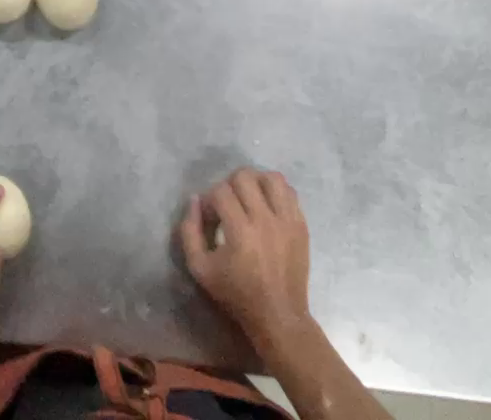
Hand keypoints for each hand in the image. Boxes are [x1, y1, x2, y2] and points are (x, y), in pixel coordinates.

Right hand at [178, 168, 312, 352]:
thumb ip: (190, 231)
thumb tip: (194, 199)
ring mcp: (287, 220)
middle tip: (227, 206)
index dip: (209, 199)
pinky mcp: (301, 224)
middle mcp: (266, 220)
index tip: (209, 216)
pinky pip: (289, 191)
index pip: (221, 191)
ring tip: (248, 199)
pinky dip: (275, 192)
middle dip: (229, 186)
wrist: (278, 314)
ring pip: (271, 177)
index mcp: (240, 232)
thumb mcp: (200, 268)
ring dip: (255, 182)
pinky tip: (266, 206)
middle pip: (245, 177)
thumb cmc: (236, 293)